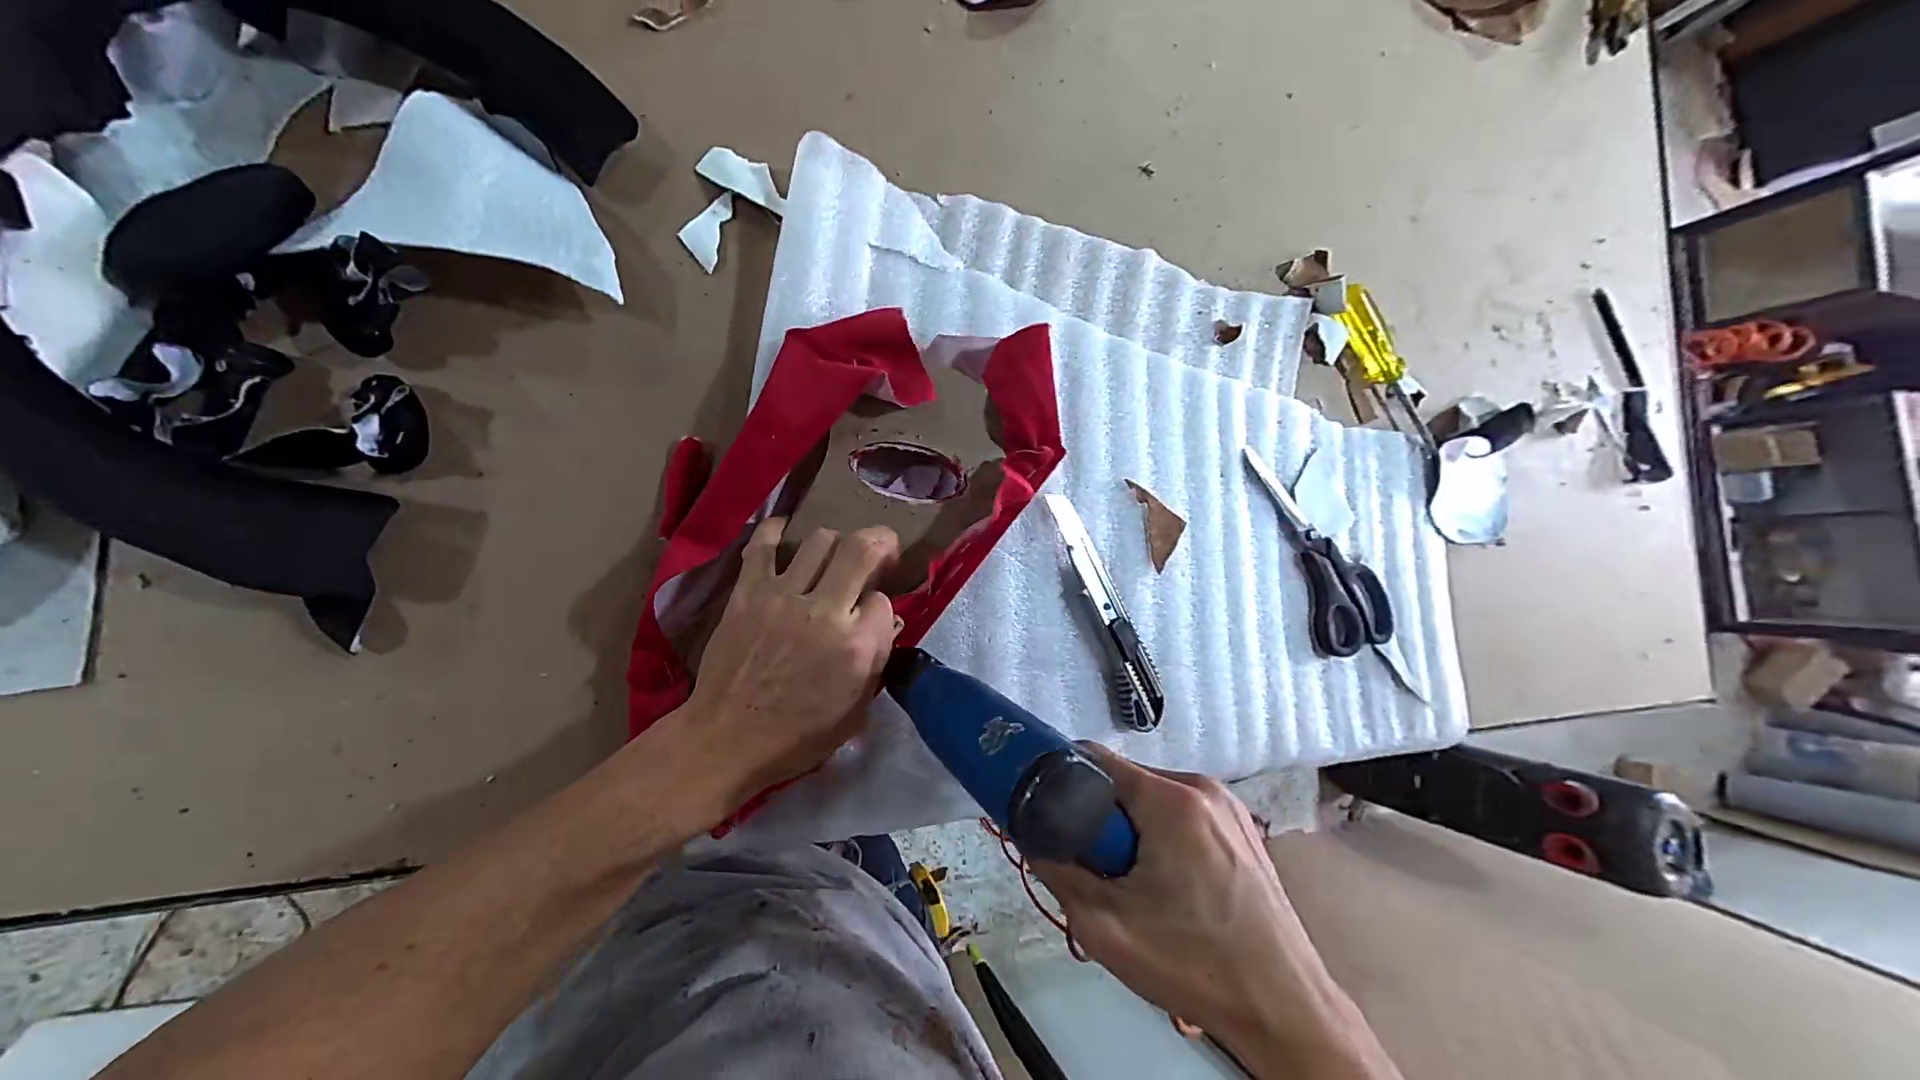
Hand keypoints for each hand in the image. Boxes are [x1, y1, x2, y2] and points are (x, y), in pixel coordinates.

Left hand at [667, 517, 902, 811]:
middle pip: (860, 549)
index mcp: (855, 646)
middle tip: (879, 552)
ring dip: (836, 542)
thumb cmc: (798, 734)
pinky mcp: (747, 592)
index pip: (884, 599)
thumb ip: (876, 661)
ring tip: (834, 555)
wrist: (728, 738)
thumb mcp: (856, 711)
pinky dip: (776, 530)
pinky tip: (786, 531)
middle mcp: (824, 612)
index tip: (873, 615)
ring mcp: (782, 597)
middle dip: (879, 543)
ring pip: (820, 540)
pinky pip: (763, 545)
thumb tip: (883, 620)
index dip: (883, 604)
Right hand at [1030, 747, 1397, 1078]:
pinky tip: (1169, 889)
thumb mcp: (1104, 926)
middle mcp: (1204, 790)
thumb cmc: (1198, 966)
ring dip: (1132, 833)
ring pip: (1153, 800)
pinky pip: (1182, 816)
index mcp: (1172, 800)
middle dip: (1101, 820)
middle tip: (1101, 872)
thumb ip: (1057, 874)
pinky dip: (1163, 840)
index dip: (1062, 781)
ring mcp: (1228, 808)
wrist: (1284, 1009)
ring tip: (1137, 888)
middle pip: (1125, 782)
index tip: (1048, 814)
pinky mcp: (1241, 829)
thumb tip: (1033, 842)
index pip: (1095, 759)